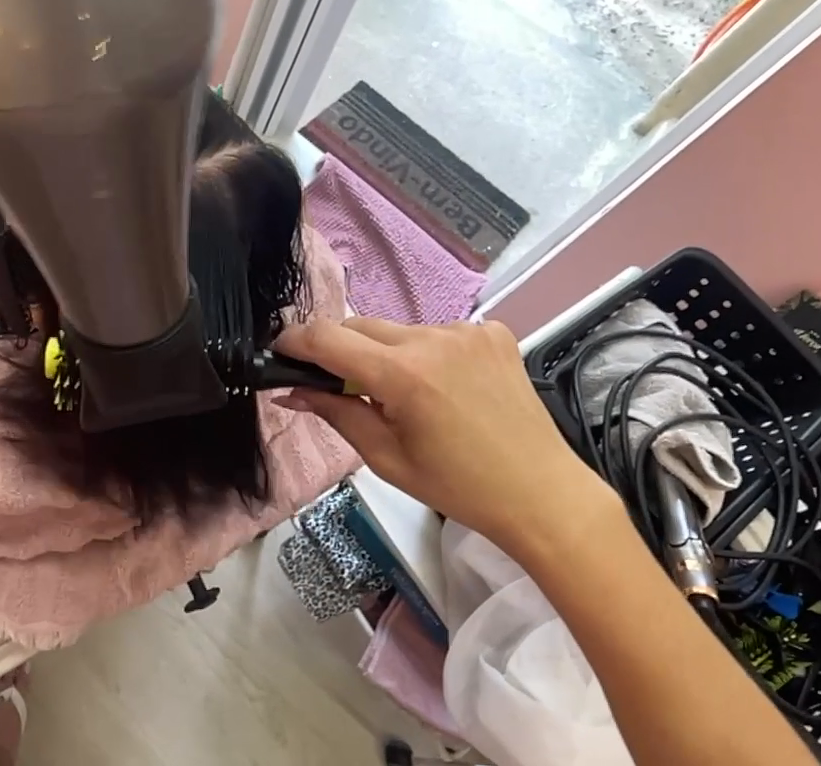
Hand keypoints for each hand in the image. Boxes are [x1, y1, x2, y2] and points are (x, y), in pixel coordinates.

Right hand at [274, 317, 614, 558]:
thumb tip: (292, 390)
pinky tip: (446, 387)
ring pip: (399, 330)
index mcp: (403, 374)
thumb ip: (335, 412)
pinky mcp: (492, 332)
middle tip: (339, 386)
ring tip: (405, 396)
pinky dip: (429, 354)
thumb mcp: (386, 458)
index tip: (279, 351)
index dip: (295, 341)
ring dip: (387, 354)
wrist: (541, 493)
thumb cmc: (459, 487)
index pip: (328, 338)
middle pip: (361, 327)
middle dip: (341, 350)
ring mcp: (466, 330)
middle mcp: (433, 338)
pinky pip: (439, 333)